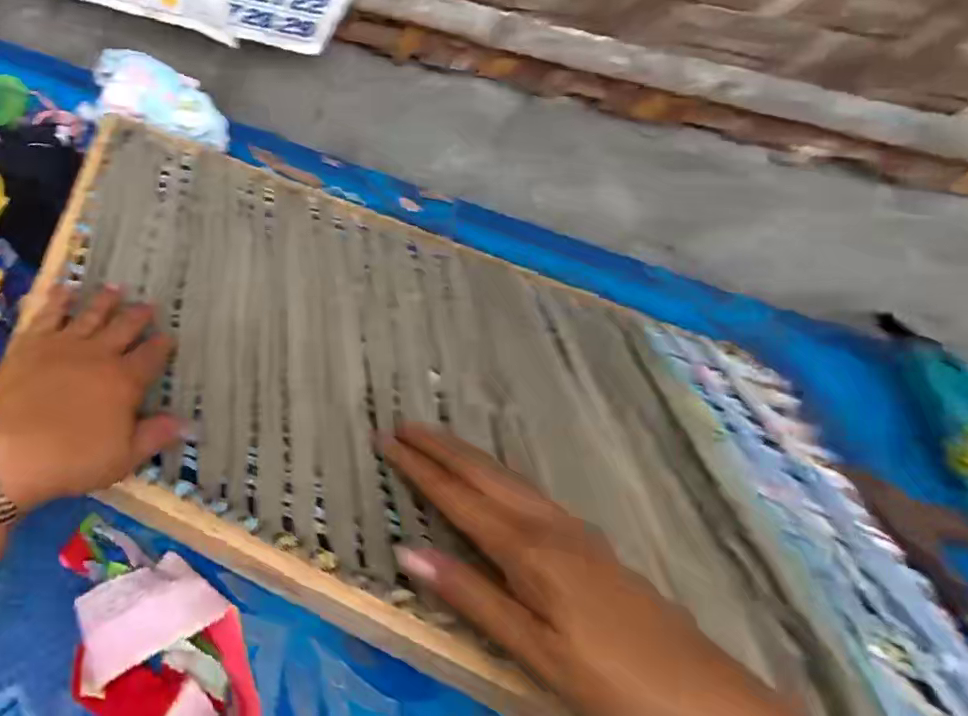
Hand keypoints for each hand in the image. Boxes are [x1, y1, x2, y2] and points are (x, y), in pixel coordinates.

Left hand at [0, 284, 183, 512]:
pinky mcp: (33, 339)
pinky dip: (60, 297)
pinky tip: (65, 288)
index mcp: (123, 381)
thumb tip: (184, 421)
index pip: (150, 358)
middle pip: (123, 328)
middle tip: (149, 304)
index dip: (161, 347)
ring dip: (105, 300)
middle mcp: (97, 354)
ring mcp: (63, 342)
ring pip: (91, 313)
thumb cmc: (71, 460)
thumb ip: (153, 436)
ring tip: (116, 287)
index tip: (169, 336)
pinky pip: (50, 311)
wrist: (10, 447)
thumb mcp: (121, 459)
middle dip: (138, 316)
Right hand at [381, 425, 799, 715]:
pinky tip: (500, 480)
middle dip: (440, 447)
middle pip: (484, 476)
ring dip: (468, 455)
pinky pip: (530, 492)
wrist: (725, 710)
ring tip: (437, 438)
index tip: (383, 439)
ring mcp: (577, 536)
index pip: (457, 498)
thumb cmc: (618, 683)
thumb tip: (406, 549)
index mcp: (527, 551)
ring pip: (509, 479)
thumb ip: (473, 597)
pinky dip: (498, 473)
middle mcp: (548, 529)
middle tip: (401, 422)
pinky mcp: (596, 549)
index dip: (418, 468)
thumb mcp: (538, 652)